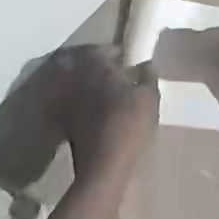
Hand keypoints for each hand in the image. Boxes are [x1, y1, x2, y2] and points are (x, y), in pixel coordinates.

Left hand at [58, 47, 158, 176]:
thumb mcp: (150, 98)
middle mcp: (82, 80)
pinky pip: (80, 108)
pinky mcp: (68, 126)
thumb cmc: (130, 124)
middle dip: (105, 71)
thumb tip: (145, 64)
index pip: (109, 51)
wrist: (103, 167)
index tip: (130, 62)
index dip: (120, 55)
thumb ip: (148, 76)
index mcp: (101, 67)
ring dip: (96, 90)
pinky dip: (89, 109)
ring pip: (85, 88)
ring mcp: (71, 103)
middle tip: (121, 79)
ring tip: (112, 100)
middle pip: (93, 68)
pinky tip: (101, 119)